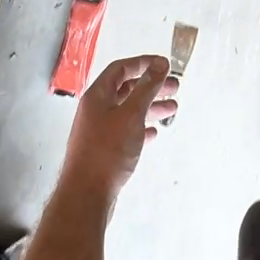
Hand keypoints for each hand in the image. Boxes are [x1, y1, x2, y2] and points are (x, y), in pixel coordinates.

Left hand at [59, 55, 178, 208]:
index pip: (121, 68)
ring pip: (128, 111)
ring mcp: (98, 131)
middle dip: (152, 86)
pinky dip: (141, 128)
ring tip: (172, 110)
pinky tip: (154, 133)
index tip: (165, 65)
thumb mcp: (131, 114)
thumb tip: (160, 64)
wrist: (85, 196)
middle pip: (126, 89)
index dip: (143, 63)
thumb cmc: (107, 151)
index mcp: (97, 96)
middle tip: (175, 88)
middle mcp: (96, 110)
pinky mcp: (103, 151)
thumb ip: (147, 87)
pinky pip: (125, 131)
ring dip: (150, 107)